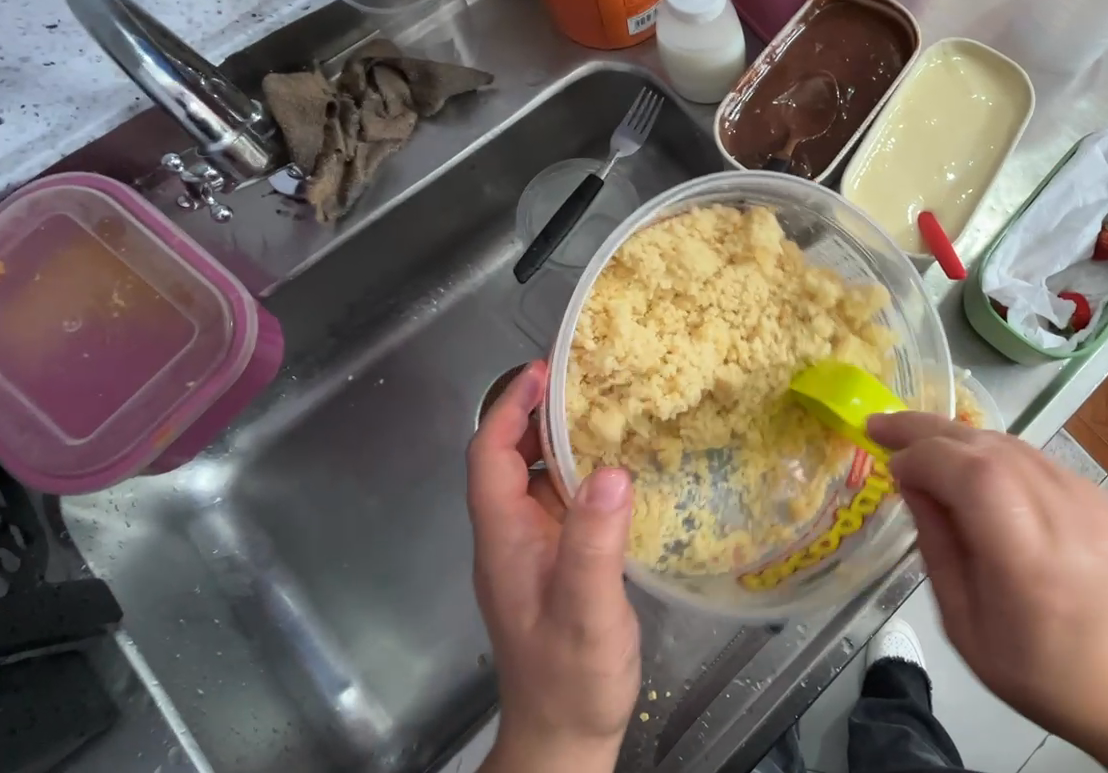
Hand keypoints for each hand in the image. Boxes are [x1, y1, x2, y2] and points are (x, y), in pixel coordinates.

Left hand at [467, 361, 639, 772]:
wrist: (564, 738)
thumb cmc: (571, 678)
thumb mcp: (587, 612)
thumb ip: (595, 544)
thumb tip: (611, 471)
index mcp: (505, 539)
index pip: (490, 457)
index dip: (509, 408)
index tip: (543, 371)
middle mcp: (511, 537)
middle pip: (509, 459)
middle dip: (537, 413)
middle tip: (586, 379)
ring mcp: (533, 550)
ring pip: (536, 478)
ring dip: (561, 438)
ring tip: (607, 408)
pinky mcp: (557, 562)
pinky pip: (562, 500)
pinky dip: (581, 471)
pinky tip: (618, 466)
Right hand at [868, 413, 1107, 753]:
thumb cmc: (1042, 671)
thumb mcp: (966, 628)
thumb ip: (937, 548)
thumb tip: (912, 483)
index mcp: (1029, 563)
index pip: (973, 476)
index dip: (924, 458)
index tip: (889, 466)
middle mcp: (1062, 515)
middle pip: (987, 445)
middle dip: (926, 428)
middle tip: (879, 425)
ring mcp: (1083, 495)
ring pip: (1005, 440)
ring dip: (953, 434)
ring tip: (911, 440)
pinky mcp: (1091, 490)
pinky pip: (1026, 453)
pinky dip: (984, 448)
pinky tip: (961, 462)